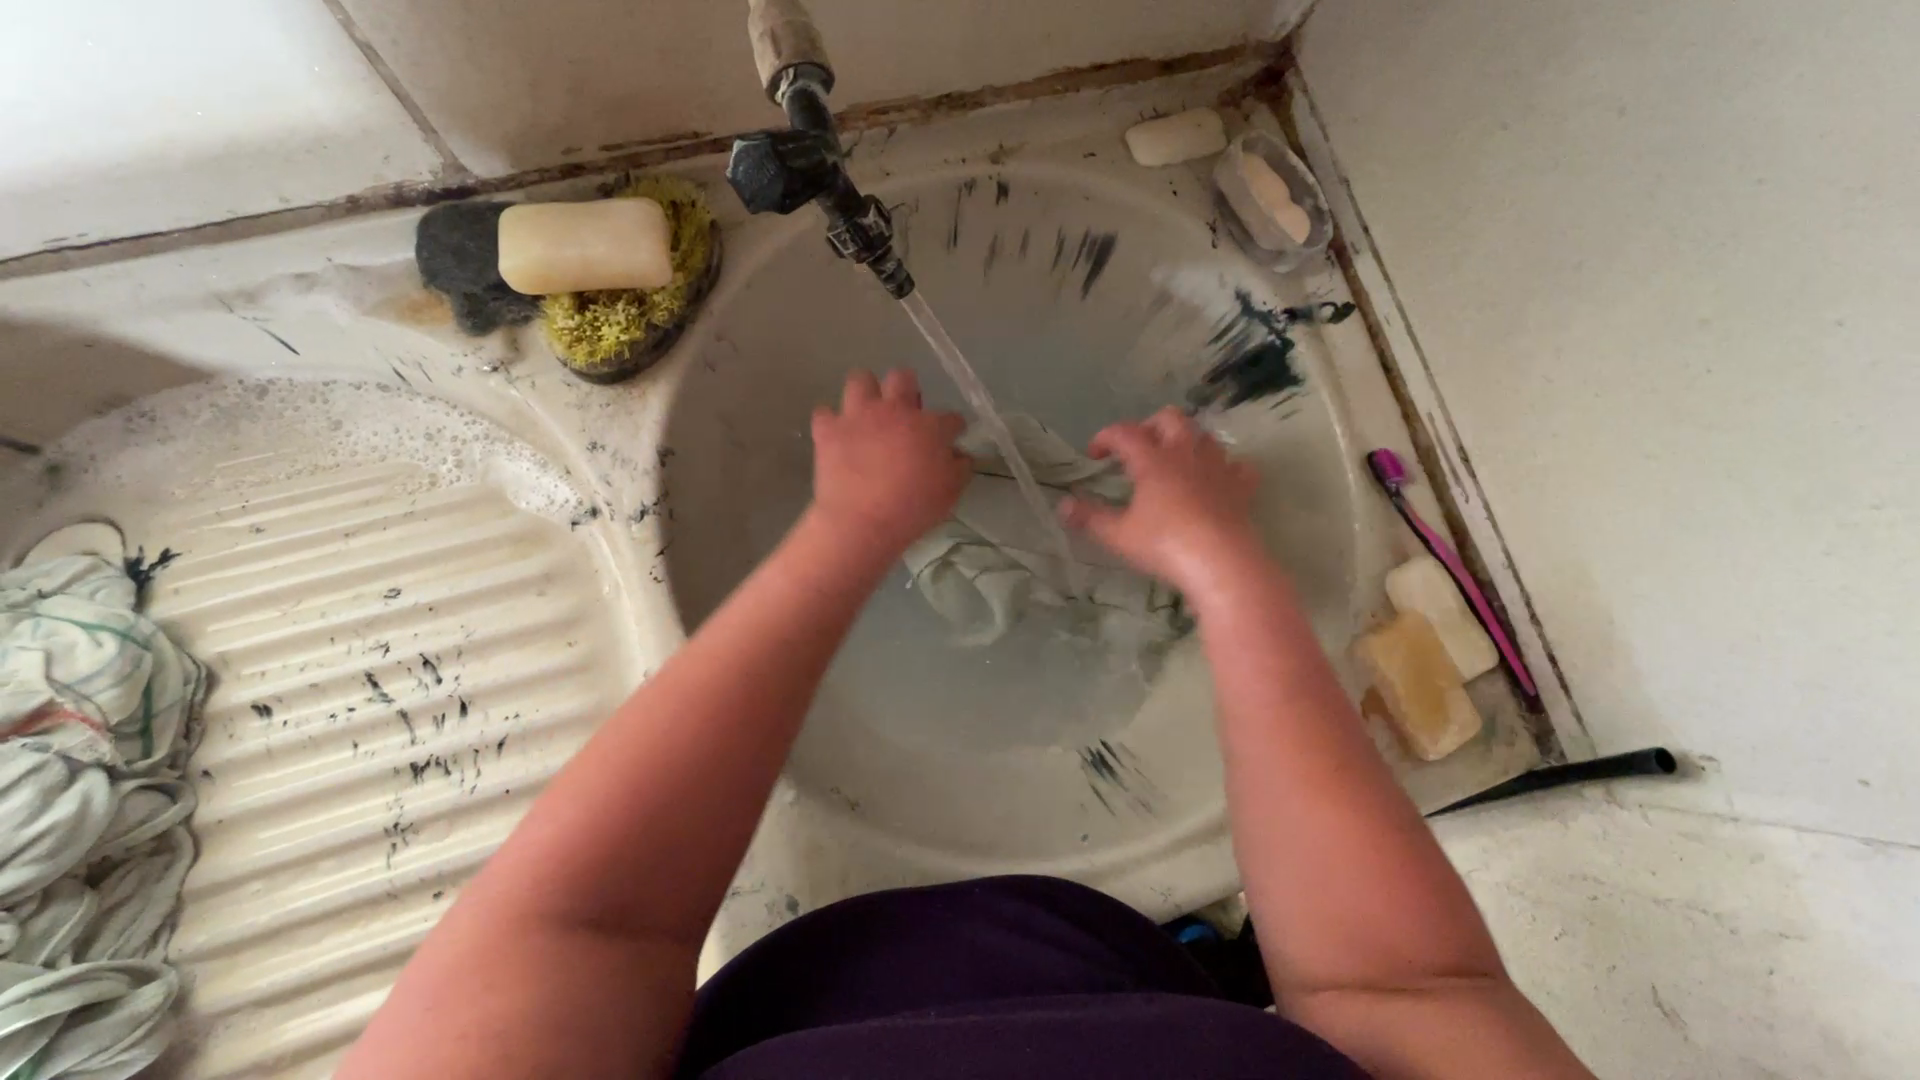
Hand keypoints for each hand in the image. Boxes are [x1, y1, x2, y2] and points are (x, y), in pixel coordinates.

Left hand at [809, 369, 969, 555]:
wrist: (862, 522)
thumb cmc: (913, 510)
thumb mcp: (950, 493)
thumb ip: (959, 468)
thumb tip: (959, 454)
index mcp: (930, 426)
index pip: (951, 417)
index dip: (954, 426)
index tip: (952, 435)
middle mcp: (894, 410)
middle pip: (903, 377)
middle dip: (907, 388)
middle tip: (906, 411)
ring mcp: (858, 416)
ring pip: (860, 380)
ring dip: (866, 393)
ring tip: (868, 413)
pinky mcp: (829, 429)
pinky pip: (825, 412)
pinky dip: (831, 422)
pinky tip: (837, 435)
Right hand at [1059, 406, 1265, 599]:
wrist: (1222, 563)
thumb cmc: (1164, 545)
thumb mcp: (1118, 535)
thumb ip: (1089, 518)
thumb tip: (1062, 506)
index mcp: (1153, 459)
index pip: (1124, 432)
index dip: (1105, 437)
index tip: (1094, 453)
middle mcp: (1186, 453)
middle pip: (1170, 418)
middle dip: (1149, 426)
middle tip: (1137, 447)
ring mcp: (1218, 467)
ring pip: (1203, 436)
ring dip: (1186, 440)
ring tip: (1174, 459)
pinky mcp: (1241, 486)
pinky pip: (1236, 465)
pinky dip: (1223, 466)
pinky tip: (1216, 478)